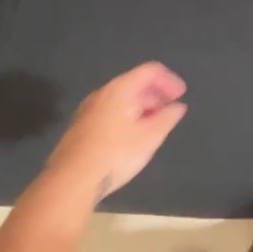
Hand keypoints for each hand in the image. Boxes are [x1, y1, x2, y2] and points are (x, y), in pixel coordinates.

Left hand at [43, 62, 188, 204]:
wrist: (70, 181)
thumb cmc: (116, 154)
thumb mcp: (150, 137)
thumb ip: (167, 117)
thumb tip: (177, 106)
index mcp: (120, 90)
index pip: (150, 71)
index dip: (169, 79)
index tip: (182, 94)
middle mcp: (102, 94)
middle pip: (134, 83)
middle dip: (156, 94)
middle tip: (170, 109)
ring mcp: (88, 110)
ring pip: (121, 99)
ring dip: (142, 106)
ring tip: (154, 124)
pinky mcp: (80, 127)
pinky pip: (110, 112)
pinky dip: (127, 116)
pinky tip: (132, 136)